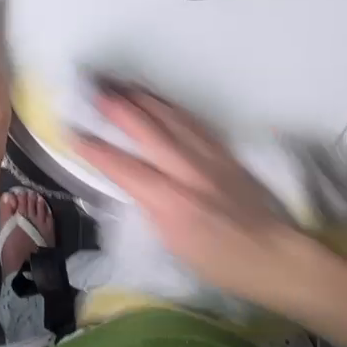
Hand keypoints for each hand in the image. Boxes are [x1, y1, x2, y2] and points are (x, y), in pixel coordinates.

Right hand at [75, 87, 325, 311]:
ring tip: (120, 84)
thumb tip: (128, 180)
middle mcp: (187, 170)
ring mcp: (207, 155)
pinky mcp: (223, 150)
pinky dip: (169, 106)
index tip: (73, 133)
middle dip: (116, 106)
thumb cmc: (220, 262)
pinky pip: (190, 119)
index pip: (122, 166)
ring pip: (169, 115)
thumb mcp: (172, 244)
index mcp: (170, 200)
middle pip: (145, 128)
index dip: (94, 148)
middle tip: (94, 90)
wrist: (273, 255)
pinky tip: (157, 100)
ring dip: (141, 98)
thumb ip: (149, 206)